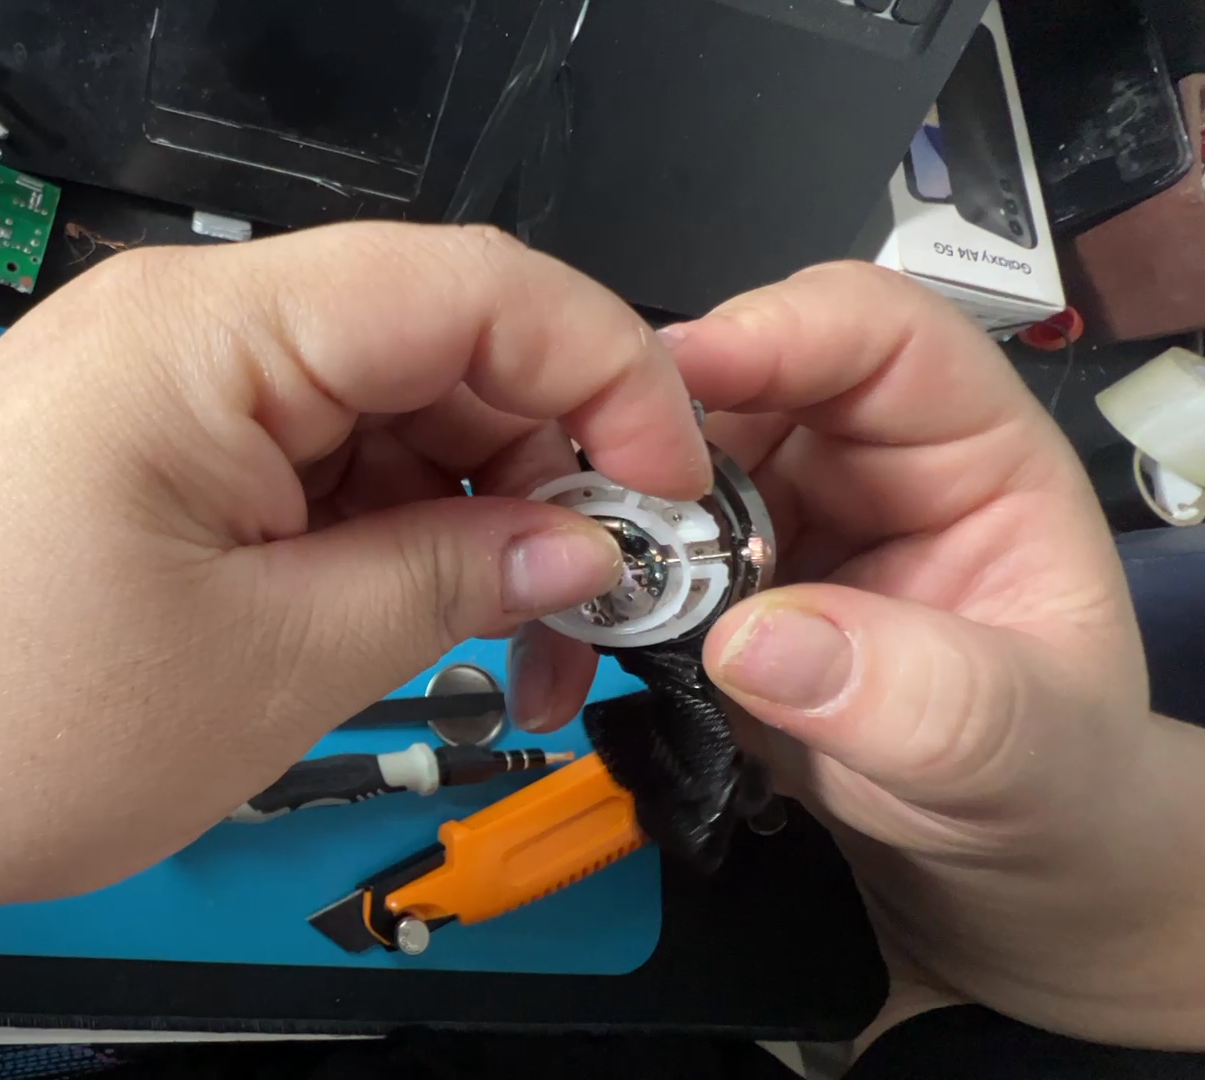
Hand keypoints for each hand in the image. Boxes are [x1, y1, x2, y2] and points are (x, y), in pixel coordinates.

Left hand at [0, 223, 708, 908]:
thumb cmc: (17, 730)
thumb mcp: (275, 661)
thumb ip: (445, 577)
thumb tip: (578, 544)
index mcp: (199, 338)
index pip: (464, 286)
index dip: (600, 371)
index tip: (664, 489)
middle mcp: (183, 332)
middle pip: (432, 347)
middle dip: (538, 464)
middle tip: (593, 596)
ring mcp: (173, 389)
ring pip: (386, 415)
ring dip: (466, 516)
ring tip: (507, 637)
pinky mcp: (169, 450)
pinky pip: (322, 462)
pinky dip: (391, 532)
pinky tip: (421, 609)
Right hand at [514, 262, 1204, 1046]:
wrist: (972, 856)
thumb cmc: (1036, 788)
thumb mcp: (1020, 759)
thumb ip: (925, 703)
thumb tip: (750, 638)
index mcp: (954, 457)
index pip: (870, 338)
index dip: (769, 335)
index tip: (658, 384)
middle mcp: (834, 467)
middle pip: (707, 393)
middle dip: (624, 439)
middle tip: (554, 512)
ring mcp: (741, 523)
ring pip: (629, 471)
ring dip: (570, 524)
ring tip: (537, 599)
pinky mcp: (677, 580)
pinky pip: (598, 554)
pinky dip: (559, 596)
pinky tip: (549, 656)